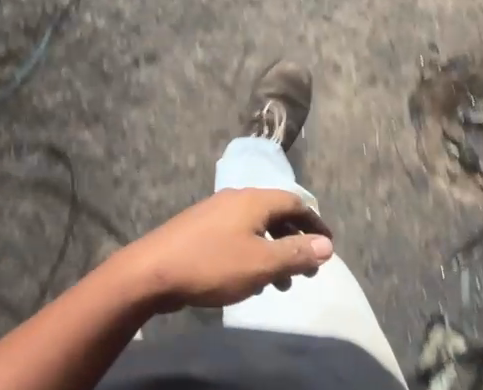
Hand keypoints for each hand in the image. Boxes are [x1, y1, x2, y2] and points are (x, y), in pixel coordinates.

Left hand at [108, 189, 333, 311]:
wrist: (154, 270)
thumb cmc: (213, 264)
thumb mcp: (261, 263)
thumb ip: (295, 253)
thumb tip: (327, 244)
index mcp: (253, 200)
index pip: (293, 202)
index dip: (314, 223)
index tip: (328, 246)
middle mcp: (235, 199)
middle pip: (275, 213)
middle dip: (295, 241)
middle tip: (308, 271)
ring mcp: (215, 212)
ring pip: (256, 227)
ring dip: (274, 251)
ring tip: (282, 284)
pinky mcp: (201, 229)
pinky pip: (239, 236)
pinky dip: (254, 253)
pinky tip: (251, 278)